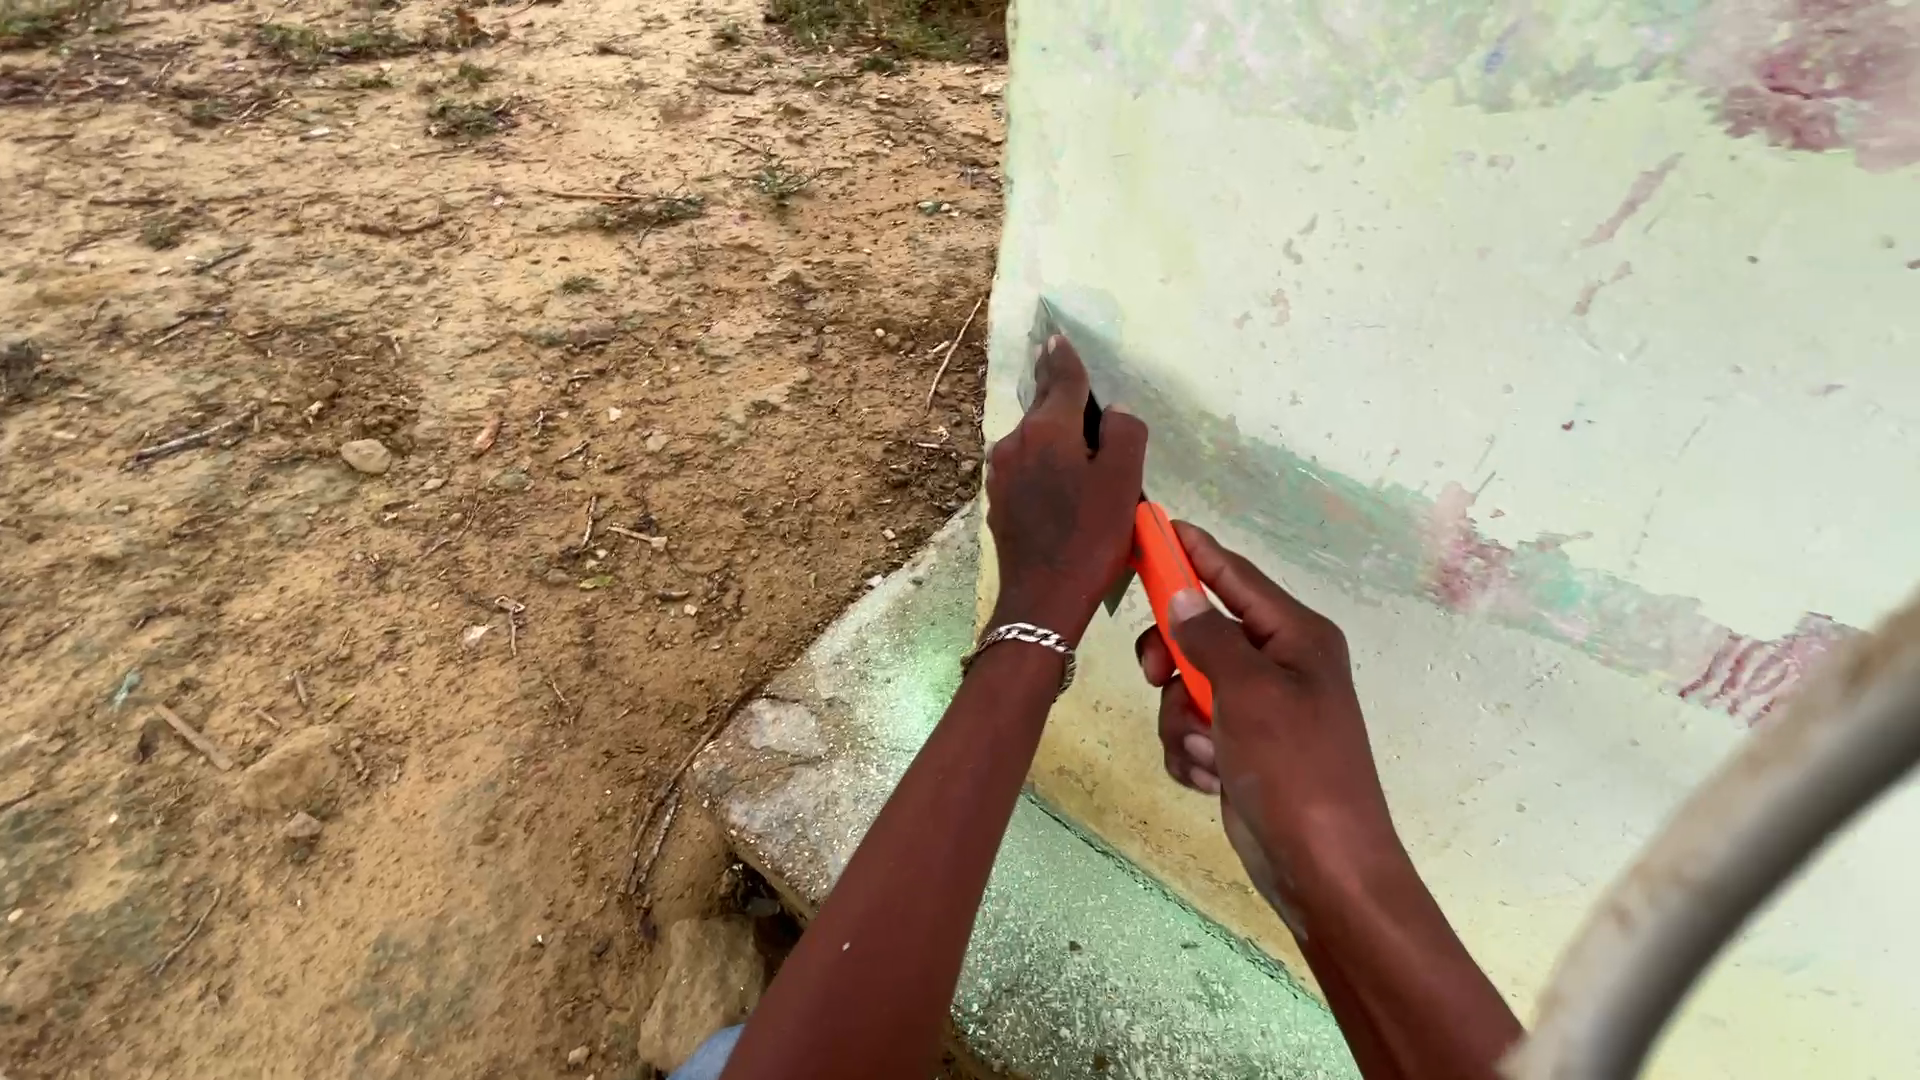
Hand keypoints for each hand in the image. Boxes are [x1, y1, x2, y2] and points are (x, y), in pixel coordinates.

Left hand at [985, 333, 1145, 642]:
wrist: (1042, 599)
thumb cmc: (1090, 538)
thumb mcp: (1124, 482)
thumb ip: (1124, 434)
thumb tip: (1114, 412)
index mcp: (1046, 431)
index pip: (1061, 381)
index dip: (1065, 358)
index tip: (1057, 337)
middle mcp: (1014, 443)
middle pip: (1043, 410)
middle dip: (1059, 397)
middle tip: (1069, 384)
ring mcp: (999, 474)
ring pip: (1031, 440)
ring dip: (1051, 435)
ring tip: (1074, 447)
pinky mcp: (996, 501)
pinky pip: (1024, 467)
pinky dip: (1042, 463)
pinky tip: (1056, 482)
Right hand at [1135, 522, 1399, 918]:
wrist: (1322, 870)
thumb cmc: (1296, 767)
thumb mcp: (1249, 691)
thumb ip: (1208, 636)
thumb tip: (1181, 596)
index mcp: (1294, 636)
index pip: (1232, 575)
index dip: (1190, 550)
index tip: (1149, 526)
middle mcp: (1275, 664)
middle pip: (1198, 632)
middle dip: (1173, 659)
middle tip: (1155, 674)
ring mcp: (1255, 708)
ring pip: (1184, 685)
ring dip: (1182, 719)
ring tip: (1206, 751)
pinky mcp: (1236, 747)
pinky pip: (1188, 727)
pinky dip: (1189, 750)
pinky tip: (1210, 777)